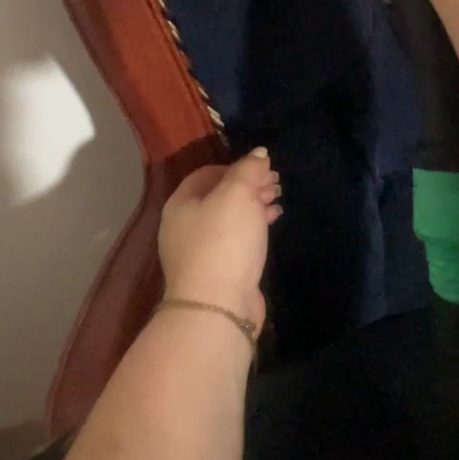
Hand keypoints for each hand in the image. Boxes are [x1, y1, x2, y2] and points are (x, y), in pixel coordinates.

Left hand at [158, 148, 281, 325]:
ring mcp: (199, 252)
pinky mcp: (217, 272)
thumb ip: (249, 169)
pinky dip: (254, 227)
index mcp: (181, 203)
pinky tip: (272, 223)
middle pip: (218, 196)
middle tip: (276, 182)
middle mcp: (184, 226)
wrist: (218, 306)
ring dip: (253, 206)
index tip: (261, 168)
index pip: (205, 173)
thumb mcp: (238, 194)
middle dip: (248, 185)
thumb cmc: (224, 241)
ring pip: (229, 219)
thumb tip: (259, 153)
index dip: (234, 166)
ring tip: (278, 200)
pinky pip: (236, 240)